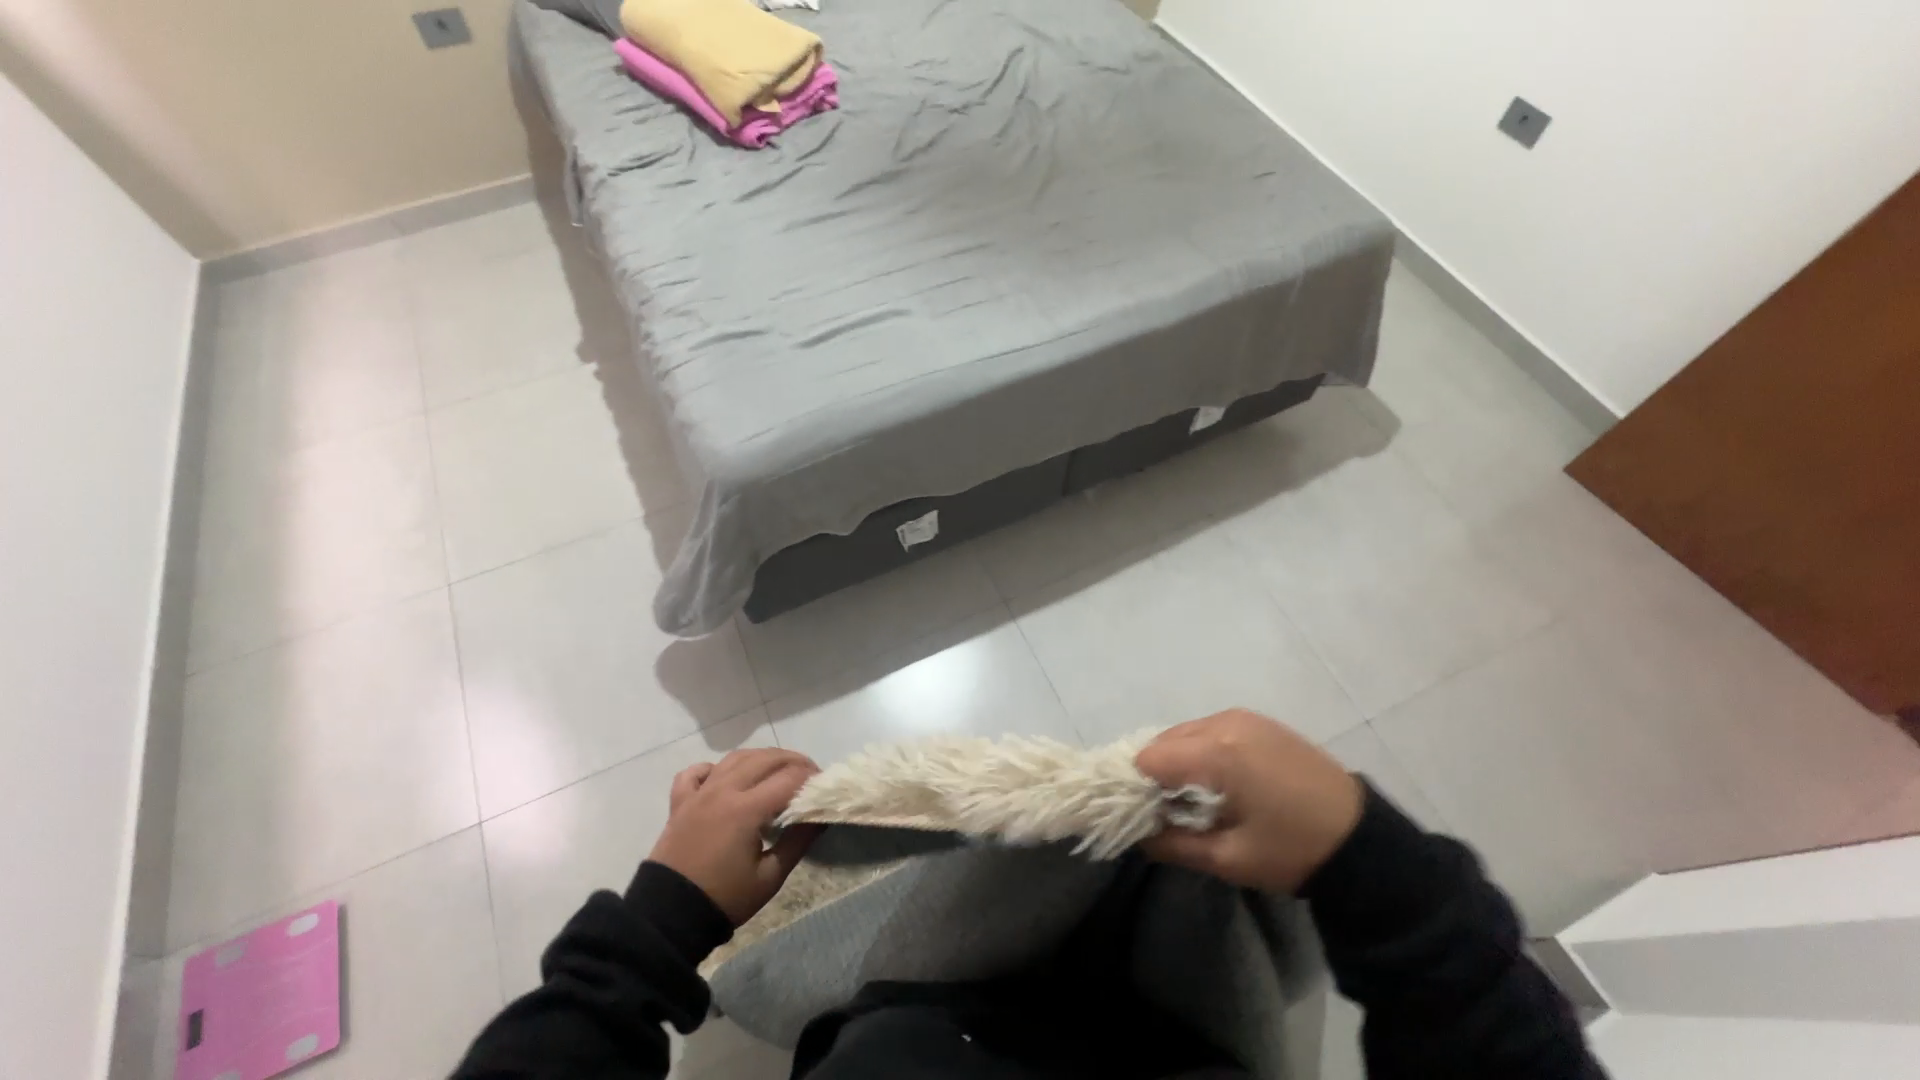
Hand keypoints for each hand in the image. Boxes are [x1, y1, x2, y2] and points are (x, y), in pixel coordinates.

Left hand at [647, 748, 822, 924]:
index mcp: (746, 809)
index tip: (824, 787)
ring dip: (761, 758)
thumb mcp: (770, 876)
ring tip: (777, 771)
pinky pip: (696, 772)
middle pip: (765, 759)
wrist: (668, 915)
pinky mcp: (680, 802)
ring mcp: (699, 793)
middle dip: (793, 761)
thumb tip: (819, 816)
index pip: (789, 778)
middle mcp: (723, 790)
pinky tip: (725, 778)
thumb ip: (798, 841)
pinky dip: (715, 768)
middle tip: (809, 776)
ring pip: (735, 758)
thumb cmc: (725, 898)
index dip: (812, 777)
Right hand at [1135, 709, 1362, 893]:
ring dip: (1178, 762)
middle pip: (1164, 741)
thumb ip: (1172, 844)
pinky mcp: (1259, 722)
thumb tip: (1137, 834)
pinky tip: (1214, 782)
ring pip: (1186, 733)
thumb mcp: (1229, 858)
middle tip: (1164, 813)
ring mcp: (1244, 718)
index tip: (1142, 817)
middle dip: (1155, 774)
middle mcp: (1226, 723)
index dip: (1136, 787)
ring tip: (1191, 800)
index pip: (1149, 759)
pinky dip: (1200, 751)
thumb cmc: (1293, 851)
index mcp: (1217, 753)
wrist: (1364, 841)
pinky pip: (1210, 730)